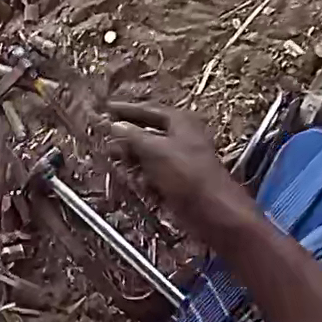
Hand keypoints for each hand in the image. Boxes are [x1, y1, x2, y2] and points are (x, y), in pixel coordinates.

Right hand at [109, 102, 260, 240]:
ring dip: (132, 159)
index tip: (106, 108)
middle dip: (126, 138)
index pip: (147, 110)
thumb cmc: (187, 175)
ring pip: (147, 154)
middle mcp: (180, 137)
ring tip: (116, 161)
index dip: (125, 109)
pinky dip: (142, 176)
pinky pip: (153, 173)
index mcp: (180, 122)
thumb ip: (132, 136)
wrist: (214, 213)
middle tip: (106, 140)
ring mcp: (179, 160)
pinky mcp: (177, 180)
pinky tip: (136, 182)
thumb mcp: (155, 150)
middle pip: (146, 132)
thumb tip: (114, 125)